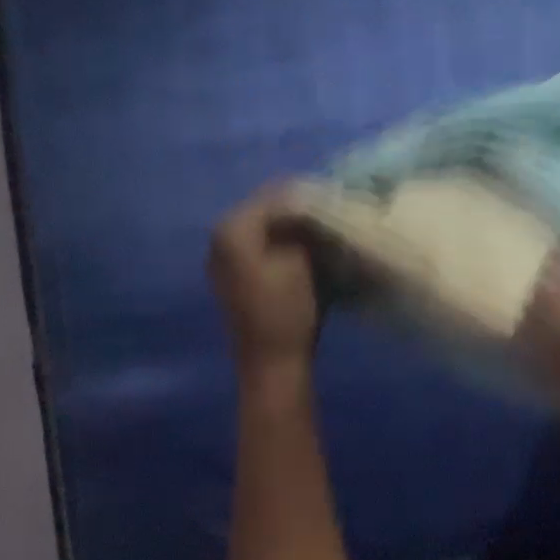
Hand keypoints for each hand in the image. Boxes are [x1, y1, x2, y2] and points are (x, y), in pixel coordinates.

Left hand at [209, 184, 319, 372]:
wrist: (272, 363)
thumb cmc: (287, 312)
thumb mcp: (301, 262)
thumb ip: (304, 227)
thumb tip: (313, 205)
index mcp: (233, 228)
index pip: (275, 196)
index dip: (309, 196)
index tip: (338, 201)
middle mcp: (221, 237)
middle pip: (267, 213)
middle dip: (300, 214)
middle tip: (333, 219)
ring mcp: (224, 261)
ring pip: (265, 233)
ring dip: (293, 233)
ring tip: (325, 238)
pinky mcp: (235, 280)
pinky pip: (261, 252)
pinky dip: (284, 251)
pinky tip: (307, 258)